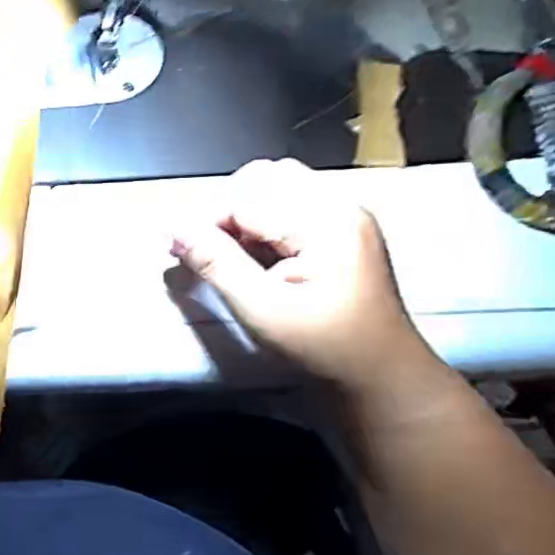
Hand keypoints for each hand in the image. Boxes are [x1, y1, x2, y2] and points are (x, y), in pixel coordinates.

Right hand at [169, 159, 435, 391]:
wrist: (381, 376)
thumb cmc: (322, 347)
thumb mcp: (262, 309)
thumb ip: (217, 264)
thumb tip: (173, 230)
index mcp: (325, 221)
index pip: (246, 200)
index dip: (205, 223)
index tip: (177, 251)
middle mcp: (339, 206)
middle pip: (266, 179)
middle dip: (226, 209)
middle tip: (205, 250)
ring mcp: (345, 216)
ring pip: (278, 189)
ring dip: (243, 214)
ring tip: (228, 254)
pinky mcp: (343, 232)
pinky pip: (293, 207)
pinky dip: (264, 223)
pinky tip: (255, 257)